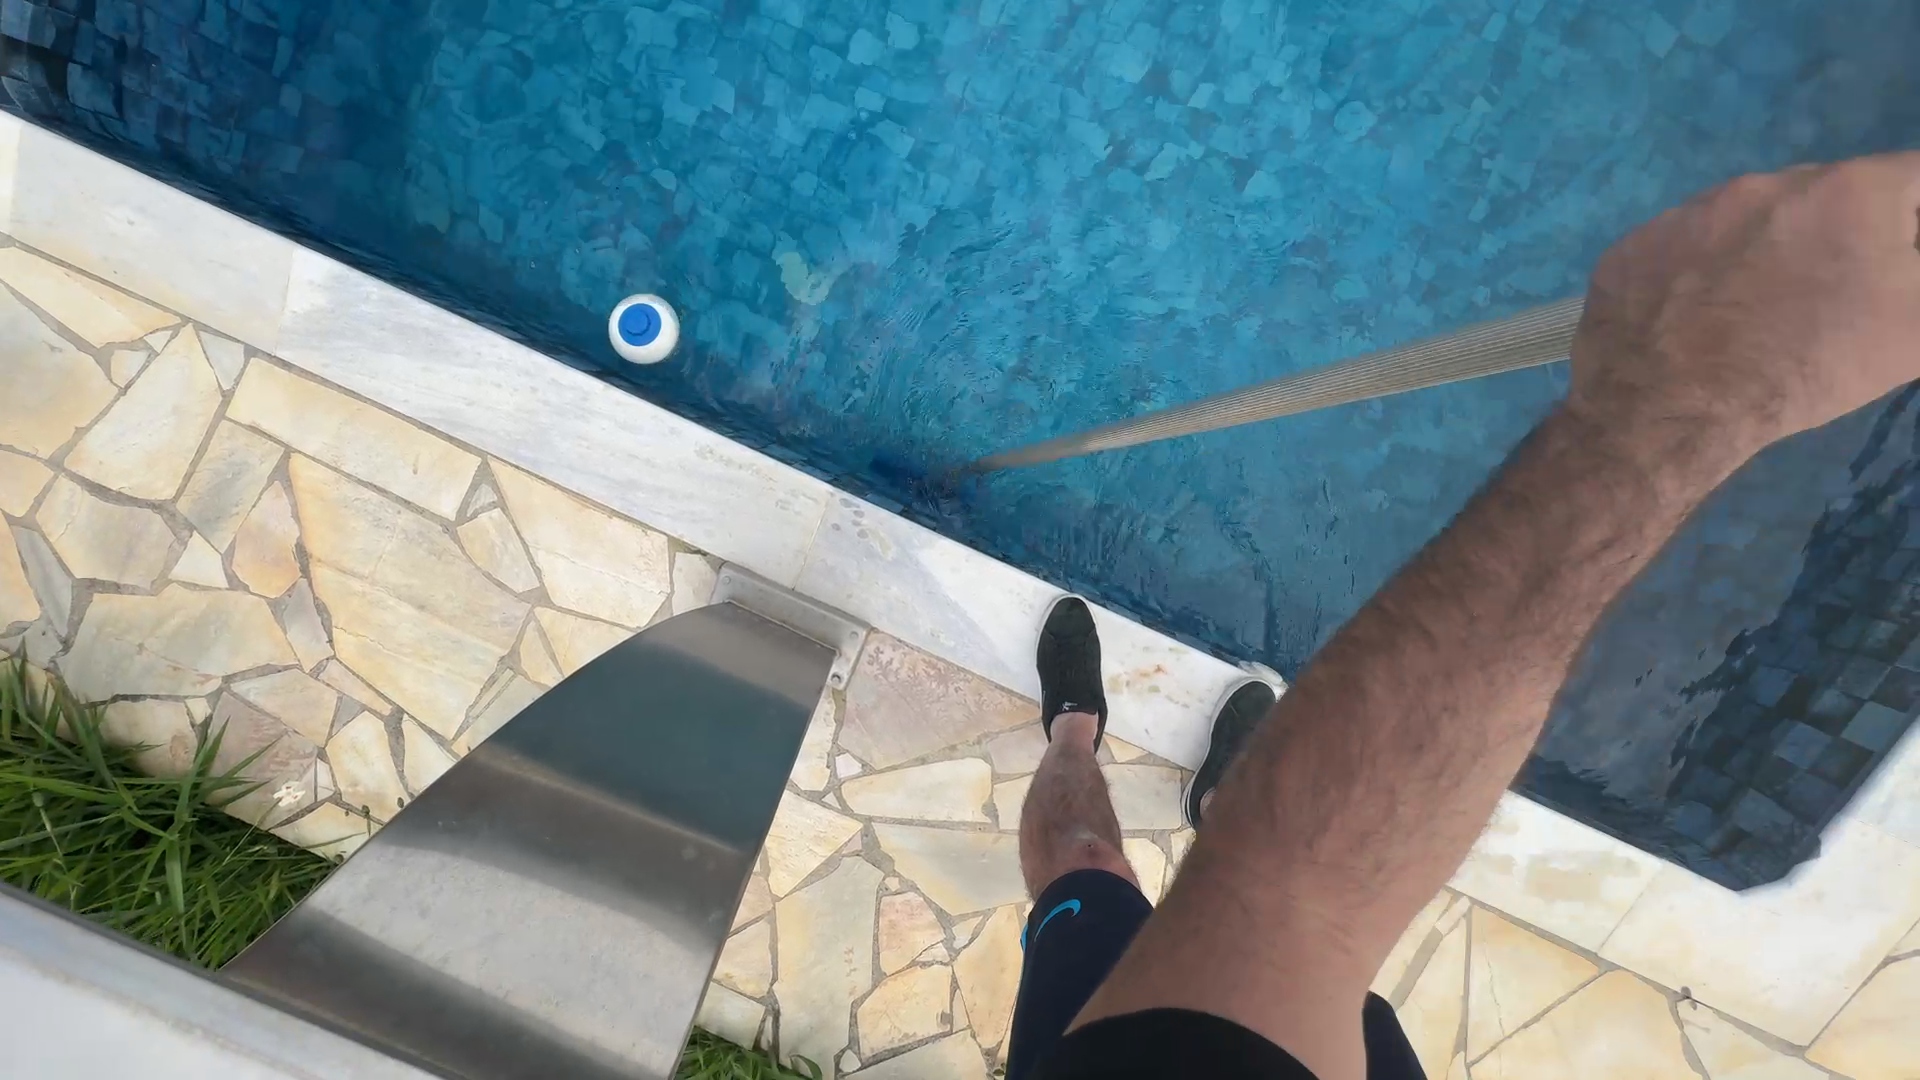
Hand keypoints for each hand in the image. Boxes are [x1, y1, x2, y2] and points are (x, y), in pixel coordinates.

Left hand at [1568, 153, 1919, 457]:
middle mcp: (1756, 188)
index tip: (1885, 261)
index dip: (1903, 223)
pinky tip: (1682, 309)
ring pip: (1735, 219)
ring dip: (1748, 246)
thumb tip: (1899, 255)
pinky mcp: (1622, 252)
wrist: (1661, 416)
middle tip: (1808, 289)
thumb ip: (1919, 265)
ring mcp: (1676, 220)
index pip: (1907, 182)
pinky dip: (1683, 269)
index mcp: (1847, 190)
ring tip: (1740, 303)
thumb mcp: (1916, 321)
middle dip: (1825, 231)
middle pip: (1814, 195)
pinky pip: (1670, 247)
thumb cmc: (1800, 371)